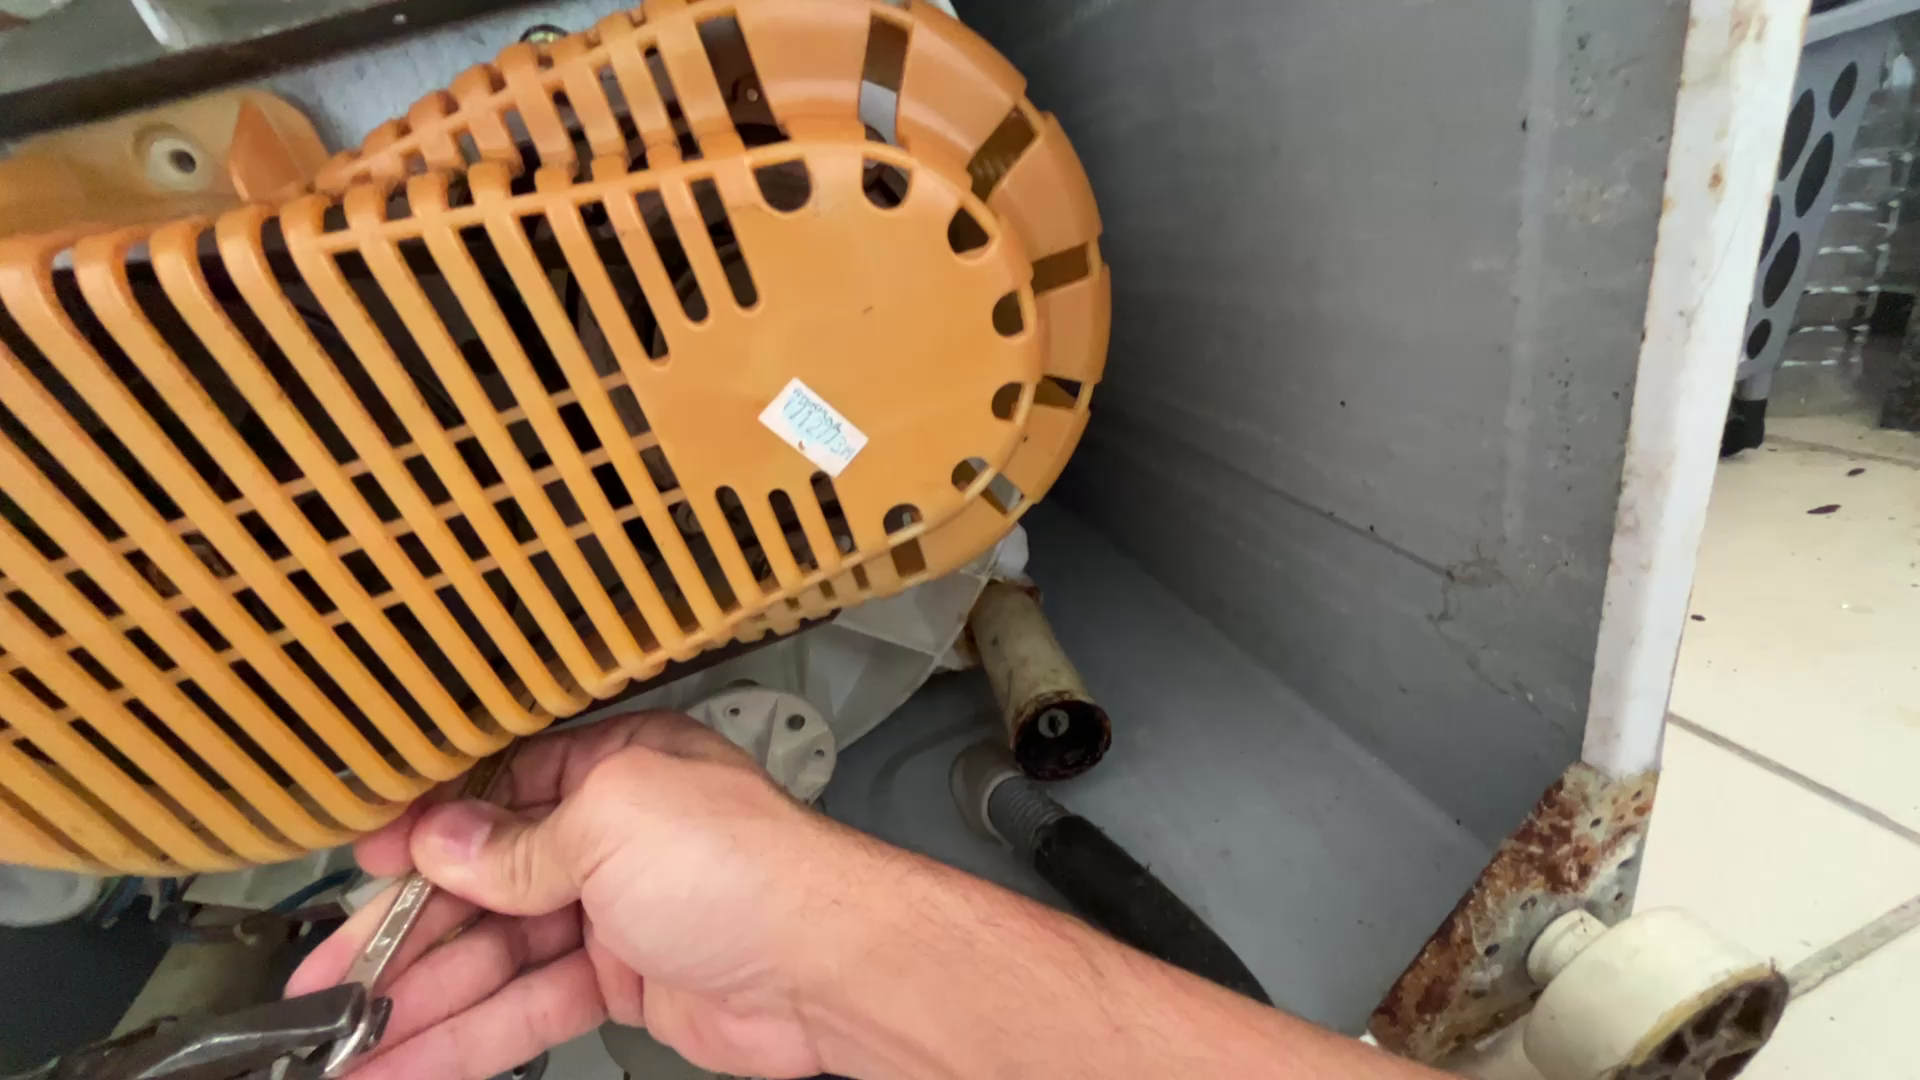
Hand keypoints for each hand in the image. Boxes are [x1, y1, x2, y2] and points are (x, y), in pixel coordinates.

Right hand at [287, 711, 884, 1079]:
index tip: (365, 862)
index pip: (507, 788)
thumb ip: (522, 841)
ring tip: (338, 1039)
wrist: (815, 959)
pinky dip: (466, 1037)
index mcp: (622, 768)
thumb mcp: (616, 820)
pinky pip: (529, 1004)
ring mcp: (619, 907)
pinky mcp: (624, 976)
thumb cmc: (739, 862)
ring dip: (422, 996)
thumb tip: (443, 840)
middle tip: (326, 978)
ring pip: (501, 950)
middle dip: (408, 928)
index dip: (433, 828)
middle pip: (492, 877)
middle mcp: (619, 830)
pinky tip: (401, 1066)